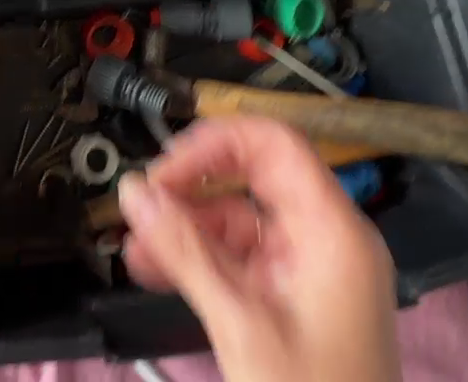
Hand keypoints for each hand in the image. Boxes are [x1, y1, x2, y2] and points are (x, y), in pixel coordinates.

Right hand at [119, 118, 399, 381]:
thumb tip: (134, 192)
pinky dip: (196, 254)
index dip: (215, 143)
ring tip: (136, 242)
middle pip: (251, 175)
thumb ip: (185, 252)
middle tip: (144, 200)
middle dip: (191, 183)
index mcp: (333, 232)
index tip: (166, 169)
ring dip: (183, 223)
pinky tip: (154, 264)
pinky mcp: (289, 292)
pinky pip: (236, 252)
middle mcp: (324, 237)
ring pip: (236, 214)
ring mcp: (307, 265)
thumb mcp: (241, 324)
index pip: (274, 145)